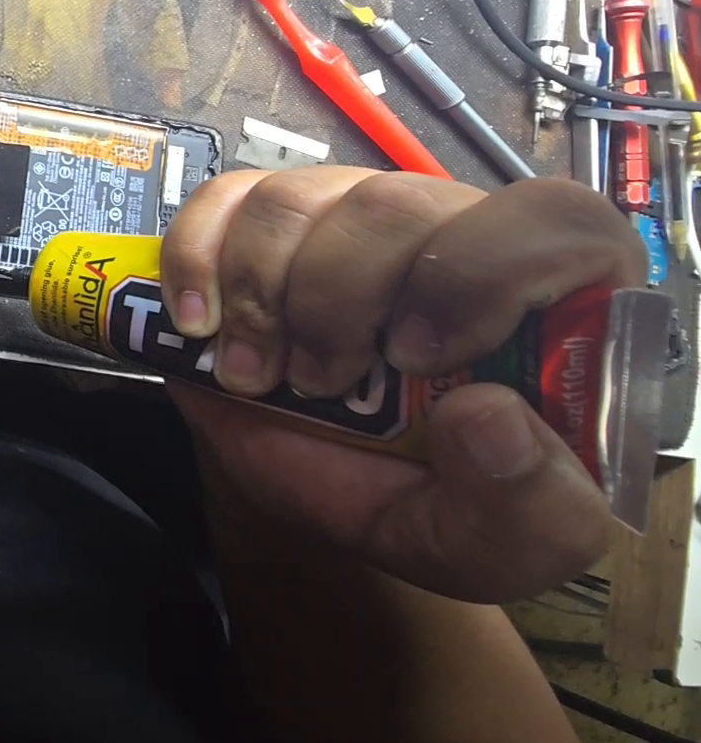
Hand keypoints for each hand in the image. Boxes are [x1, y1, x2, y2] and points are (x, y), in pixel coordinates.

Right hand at [159, 169, 644, 602]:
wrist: (287, 470)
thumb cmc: (396, 494)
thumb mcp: (486, 542)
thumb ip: (529, 508)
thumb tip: (489, 413)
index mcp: (538, 297)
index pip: (551, 223)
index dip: (475, 276)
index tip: (408, 358)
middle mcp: (439, 230)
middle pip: (391, 205)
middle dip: (332, 301)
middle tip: (312, 383)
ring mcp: (335, 212)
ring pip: (293, 200)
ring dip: (255, 294)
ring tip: (250, 373)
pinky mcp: (249, 216)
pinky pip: (217, 201)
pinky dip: (192, 260)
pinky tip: (193, 321)